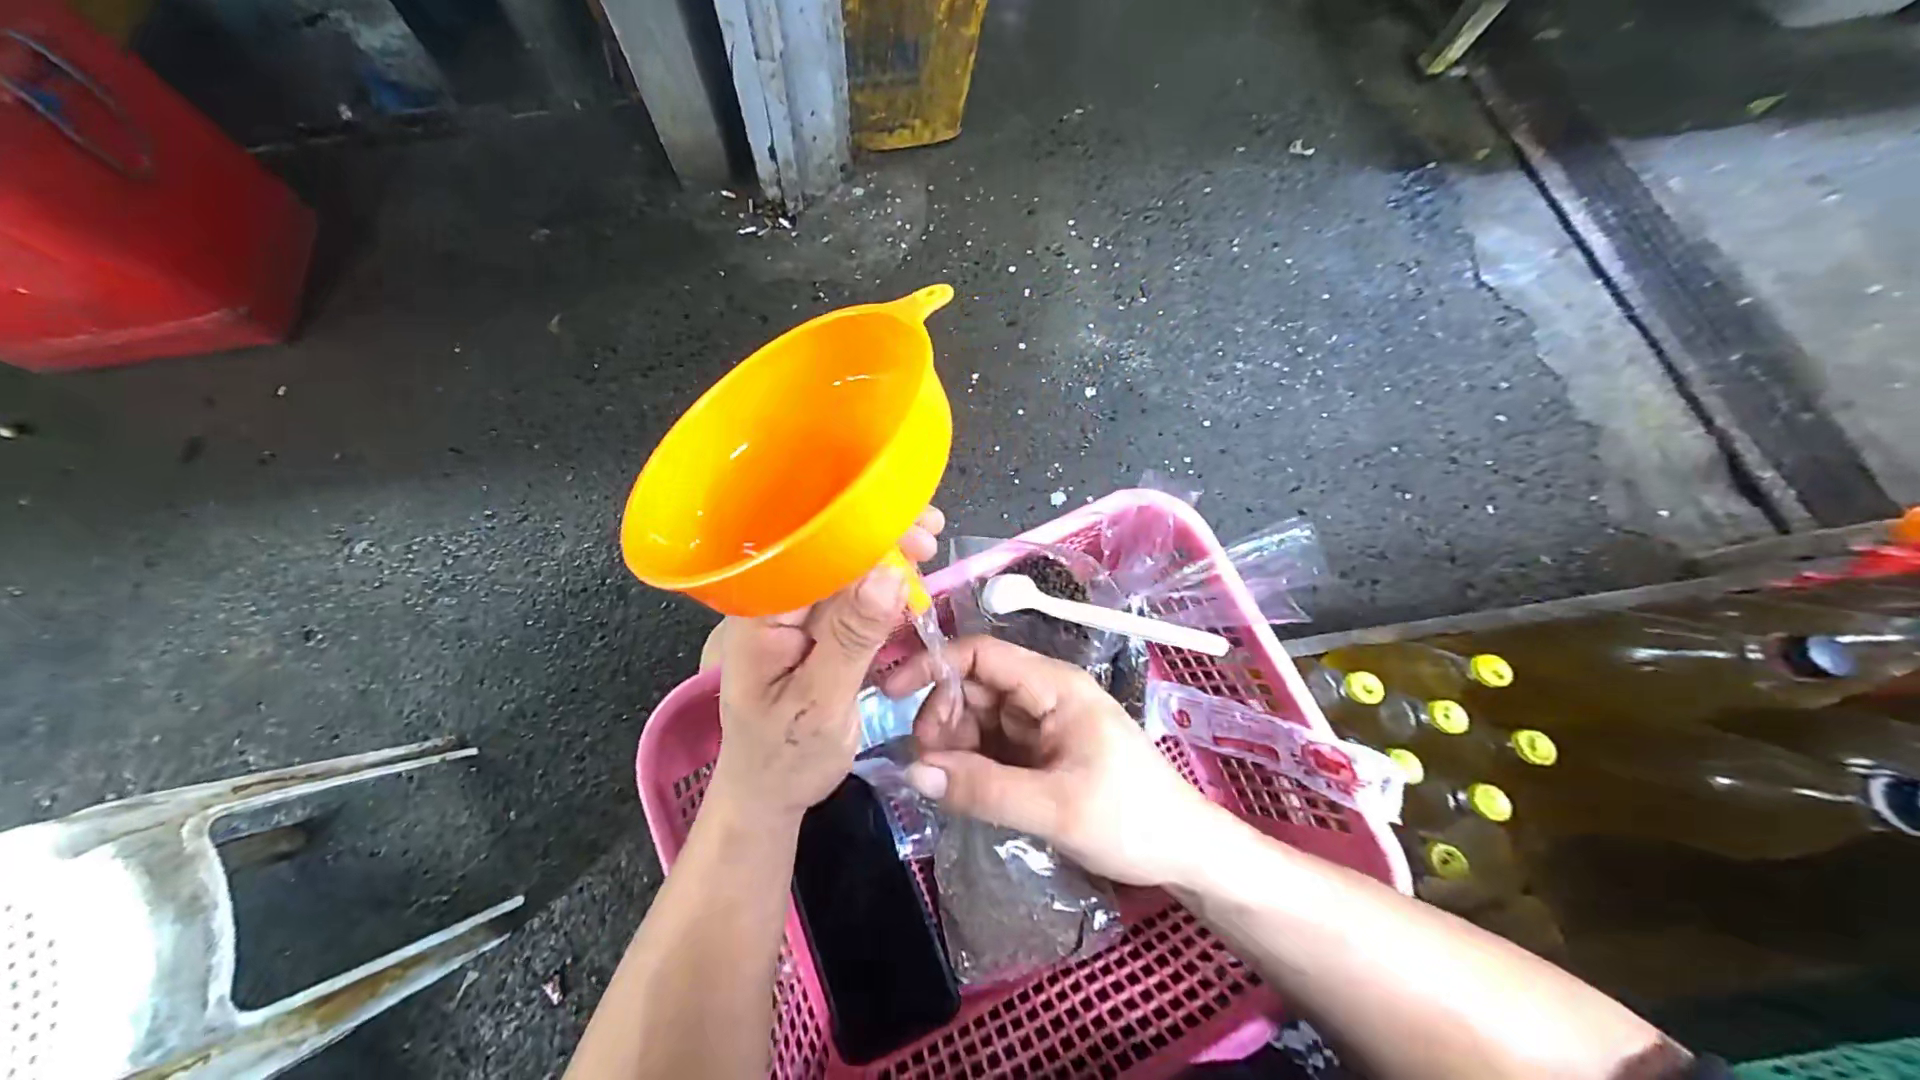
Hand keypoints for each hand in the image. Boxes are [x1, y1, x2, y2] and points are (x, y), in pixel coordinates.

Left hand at [705, 507, 944, 820]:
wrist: (768, 793)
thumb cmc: (785, 757)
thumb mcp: (821, 703)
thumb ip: (851, 639)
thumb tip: (889, 574)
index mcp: (760, 617)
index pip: (812, 555)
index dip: (864, 534)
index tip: (915, 530)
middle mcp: (774, 605)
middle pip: (828, 552)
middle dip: (880, 537)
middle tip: (930, 534)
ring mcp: (794, 617)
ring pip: (844, 571)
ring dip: (886, 556)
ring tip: (927, 548)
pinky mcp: (815, 630)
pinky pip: (851, 597)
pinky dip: (883, 586)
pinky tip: (910, 579)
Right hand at [879, 635, 1228, 887]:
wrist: (1183, 851)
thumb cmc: (1132, 818)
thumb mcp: (1055, 807)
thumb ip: (983, 789)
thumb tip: (913, 771)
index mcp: (1053, 686)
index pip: (981, 655)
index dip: (933, 666)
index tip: (891, 694)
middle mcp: (1043, 695)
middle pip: (972, 687)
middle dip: (941, 718)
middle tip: (929, 765)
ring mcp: (1041, 724)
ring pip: (976, 718)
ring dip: (953, 745)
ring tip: (948, 784)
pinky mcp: (1039, 752)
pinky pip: (989, 746)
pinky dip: (969, 763)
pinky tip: (962, 788)